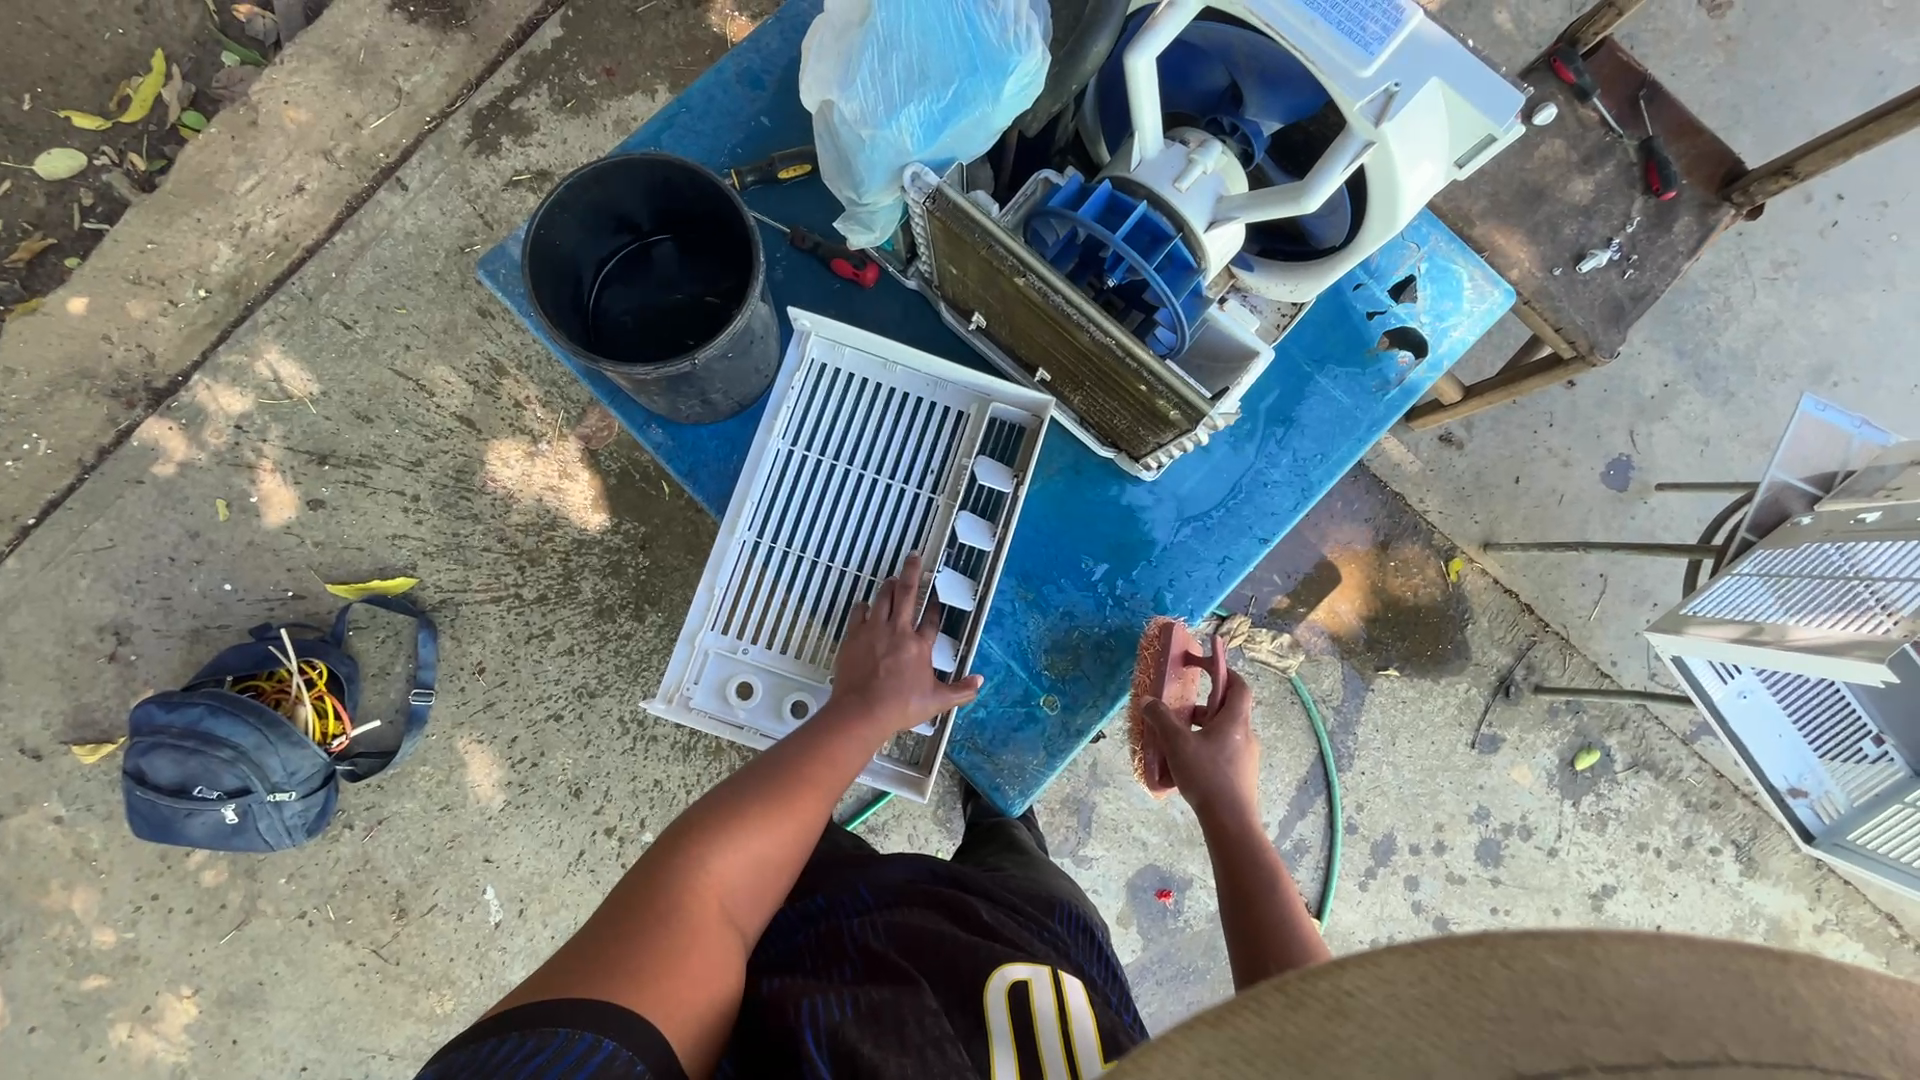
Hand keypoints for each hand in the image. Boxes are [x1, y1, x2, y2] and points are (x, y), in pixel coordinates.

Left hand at [829, 554, 982, 735]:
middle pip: (907, 593)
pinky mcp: (854, 636)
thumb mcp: (937, 701)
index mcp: (920, 645)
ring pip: (883, 597)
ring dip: (889, 586)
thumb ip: (960, 690)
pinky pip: (859, 612)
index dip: (936, 605)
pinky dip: (864, 605)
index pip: (931, 619)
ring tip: (893, 579)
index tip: (937, 594)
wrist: (862, 711)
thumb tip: (979, 682)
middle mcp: (898, 631)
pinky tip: (866, 604)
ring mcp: (874, 630)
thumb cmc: (899, 706)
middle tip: (914, 557)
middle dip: (912, 572)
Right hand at [1141, 669, 1259, 825]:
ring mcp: (1247, 757)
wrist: (1231, 821)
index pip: (1239, 686)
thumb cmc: (1207, 775)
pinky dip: (1206, 749)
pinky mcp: (1242, 775)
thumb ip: (1160, 718)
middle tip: (1183, 711)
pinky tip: (1187, 765)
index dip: (1225, 672)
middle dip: (1204, 707)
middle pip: (1228, 710)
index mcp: (1235, 720)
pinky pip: (1224, 752)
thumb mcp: (1176, 743)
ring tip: (1178, 741)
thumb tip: (1147, 700)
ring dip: (1202, 730)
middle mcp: (1246, 734)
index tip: (1208, 666)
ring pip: (1224, 732)